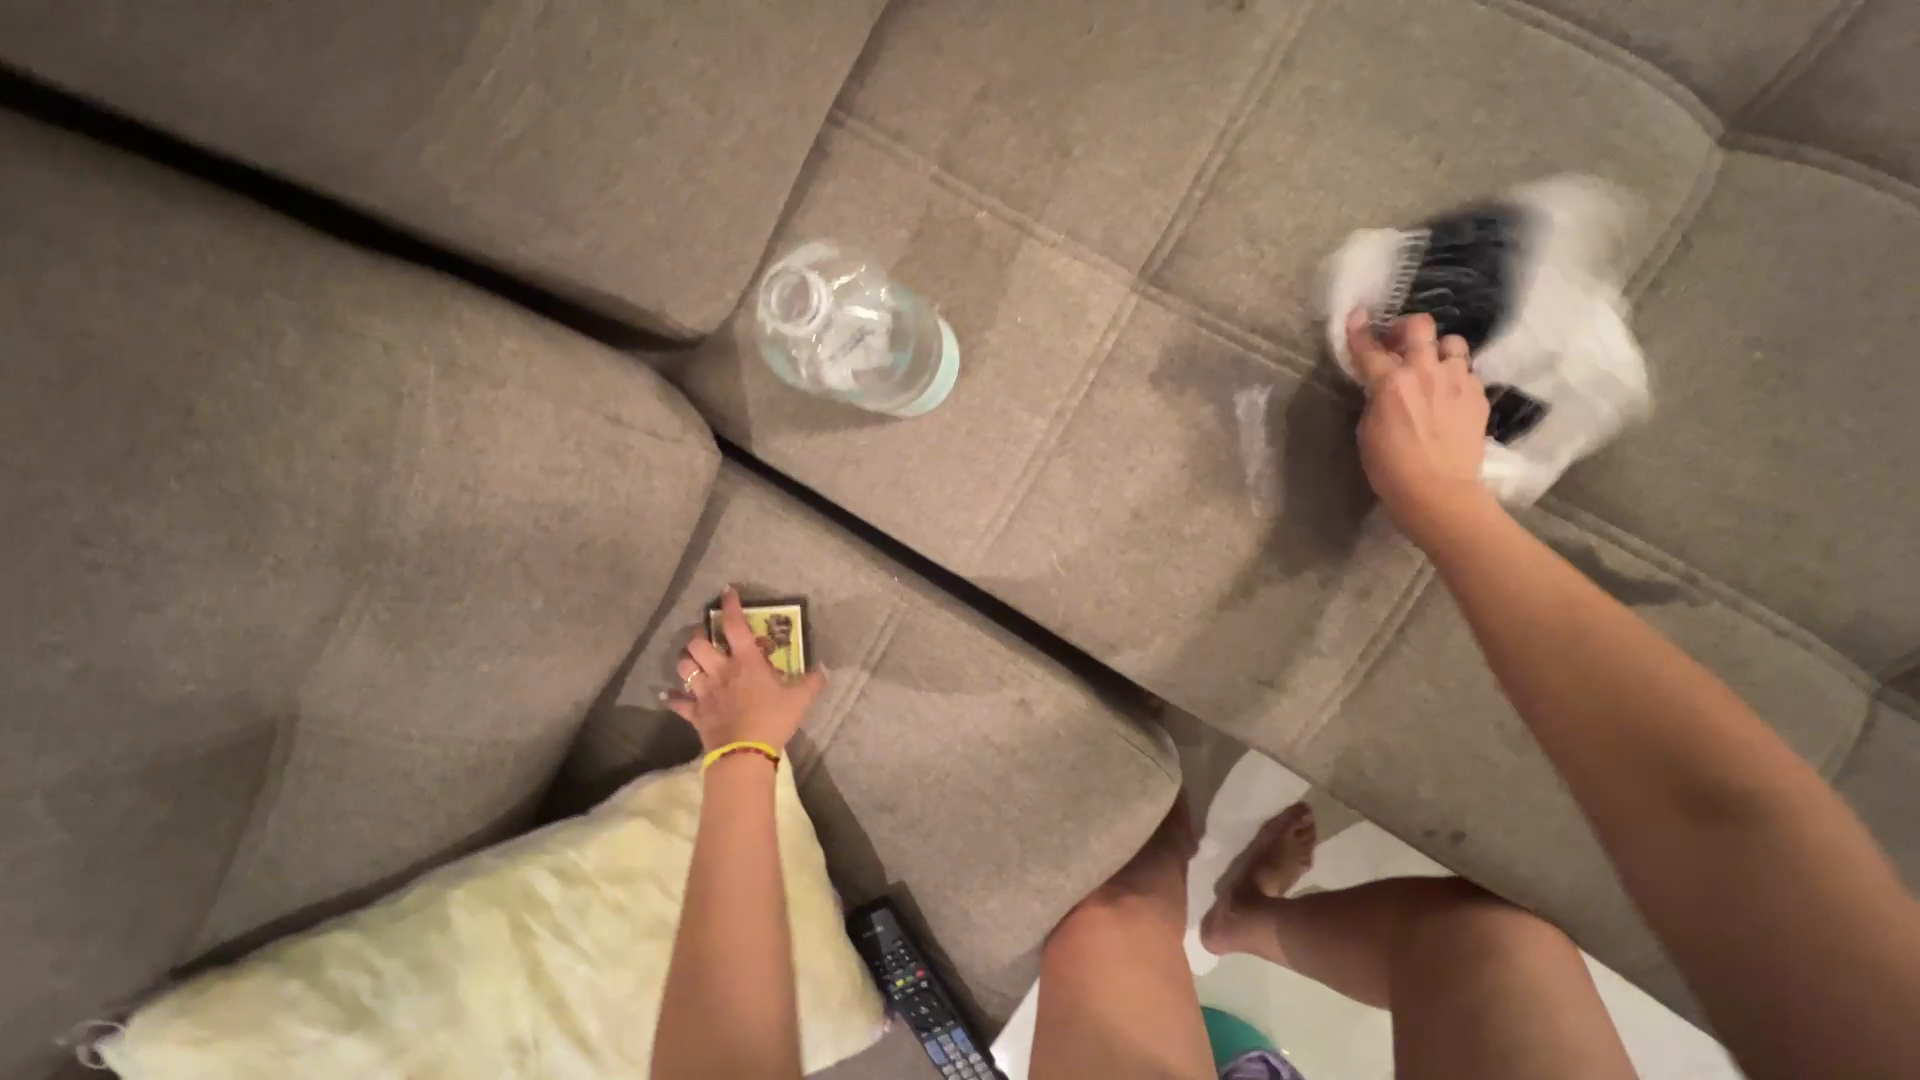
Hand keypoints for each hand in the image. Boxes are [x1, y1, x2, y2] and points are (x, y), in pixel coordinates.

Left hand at [668, 588, 826, 752]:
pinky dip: (673, 698)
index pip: (735, 626)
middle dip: (699, 635)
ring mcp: (705, 692)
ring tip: (692, 660)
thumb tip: (824, 670)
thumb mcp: (800, 699)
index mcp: (746, 662)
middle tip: (706, 636)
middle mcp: (721, 670)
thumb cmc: (773, 719)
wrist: (745, 752)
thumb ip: (812, 682)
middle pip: (698, 644)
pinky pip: (678, 703)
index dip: (730, 606)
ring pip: (683, 667)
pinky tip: (669, 696)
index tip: (727, 592)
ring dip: (686, 661)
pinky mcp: (695, 713)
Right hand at [1347, 309, 1496, 546]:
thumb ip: (1375, 399)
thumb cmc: (1390, 468)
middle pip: (1420, 327)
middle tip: (1397, 341)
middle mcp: (1426, 372)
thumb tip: (1382, 386)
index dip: (1360, 329)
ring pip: (1452, 344)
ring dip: (1437, 349)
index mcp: (1391, 382)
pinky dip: (1454, 375)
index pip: (1370, 347)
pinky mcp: (1478, 396)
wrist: (1438, 492)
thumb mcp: (1367, 430)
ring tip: (1430, 365)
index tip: (1357, 316)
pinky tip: (1447, 392)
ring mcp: (1457, 381)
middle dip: (1405, 327)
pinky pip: (1466, 372)